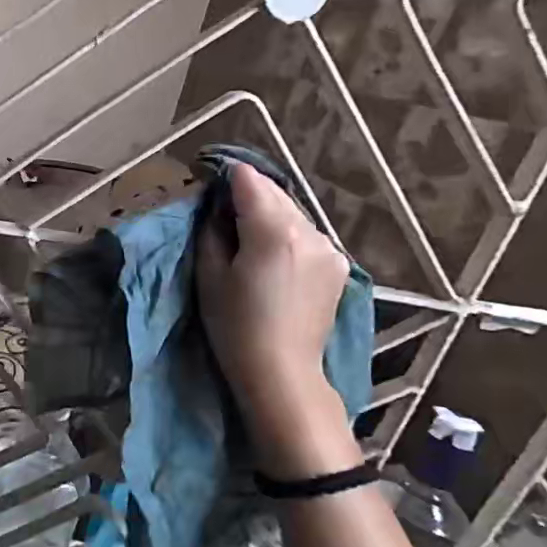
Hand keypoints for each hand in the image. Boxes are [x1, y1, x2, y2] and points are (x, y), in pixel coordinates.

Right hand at [197, 163, 357, 476]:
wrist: (282, 373)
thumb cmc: (235, 326)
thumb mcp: (209, 275)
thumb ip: (212, 230)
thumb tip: (215, 206)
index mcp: (273, 230)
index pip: (248, 180)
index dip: (225, 173)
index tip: (207, 175)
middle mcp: (309, 230)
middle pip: (274, 192)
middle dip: (247, 192)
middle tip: (221, 205)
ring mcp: (330, 247)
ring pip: (293, 212)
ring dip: (269, 212)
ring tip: (246, 232)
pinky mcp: (340, 265)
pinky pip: (307, 234)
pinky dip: (288, 233)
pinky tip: (272, 254)